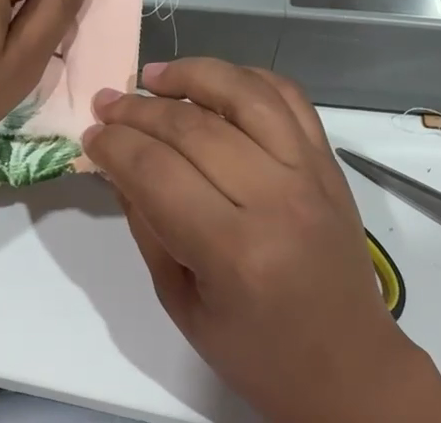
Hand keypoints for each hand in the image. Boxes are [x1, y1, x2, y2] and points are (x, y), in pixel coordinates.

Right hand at [85, 59, 440, 422]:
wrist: (348, 364)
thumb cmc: (258, 351)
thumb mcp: (183, 303)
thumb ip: (148, 227)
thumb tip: (118, 164)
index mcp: (235, 251)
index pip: (158, 172)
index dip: (115, 146)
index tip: (91, 136)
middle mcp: (277, 199)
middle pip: (194, 128)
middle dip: (139, 110)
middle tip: (106, 104)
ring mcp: (310, 172)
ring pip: (245, 94)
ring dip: (193, 75)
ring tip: (154, 76)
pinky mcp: (329, 161)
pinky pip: (289, 97)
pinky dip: (248, 77)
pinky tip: (215, 81)